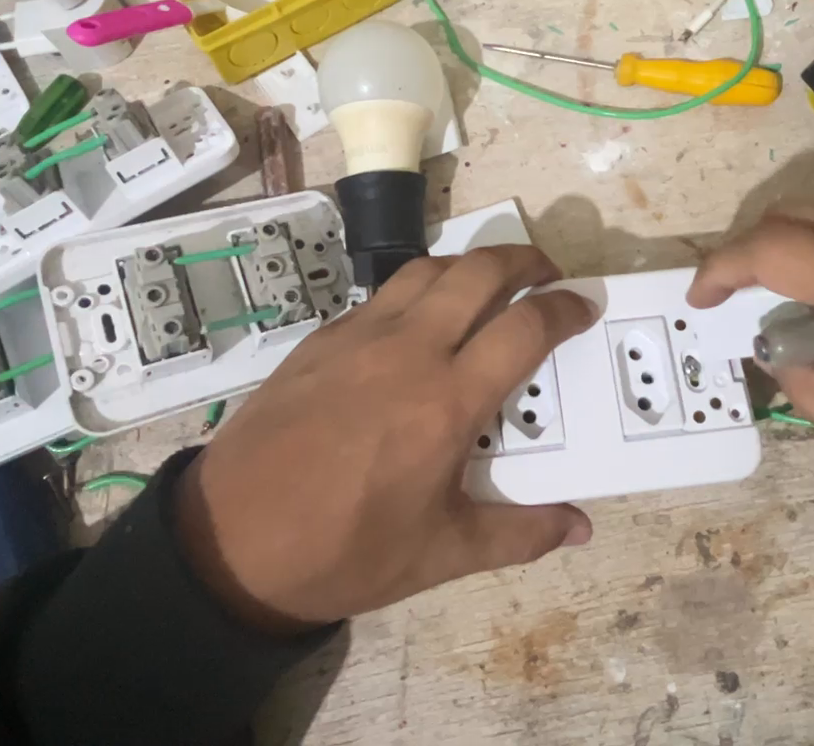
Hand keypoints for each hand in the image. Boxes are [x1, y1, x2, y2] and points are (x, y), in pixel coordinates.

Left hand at [174, 246, 597, 632]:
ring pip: (428, 269)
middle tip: (546, 274)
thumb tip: (581, 529)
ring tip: (487, 287)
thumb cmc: (344, 550)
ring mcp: (360, 335)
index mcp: (447, 400)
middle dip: (524, 260)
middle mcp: (409, 349)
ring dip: (469, 266)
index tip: (582, 305)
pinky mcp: (322, 338)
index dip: (564, 308)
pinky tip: (417, 325)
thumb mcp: (441, 554)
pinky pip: (383, 294)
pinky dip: (417, 291)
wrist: (230, 540)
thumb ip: (519, 534)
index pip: (526, 327)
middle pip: (479, 271)